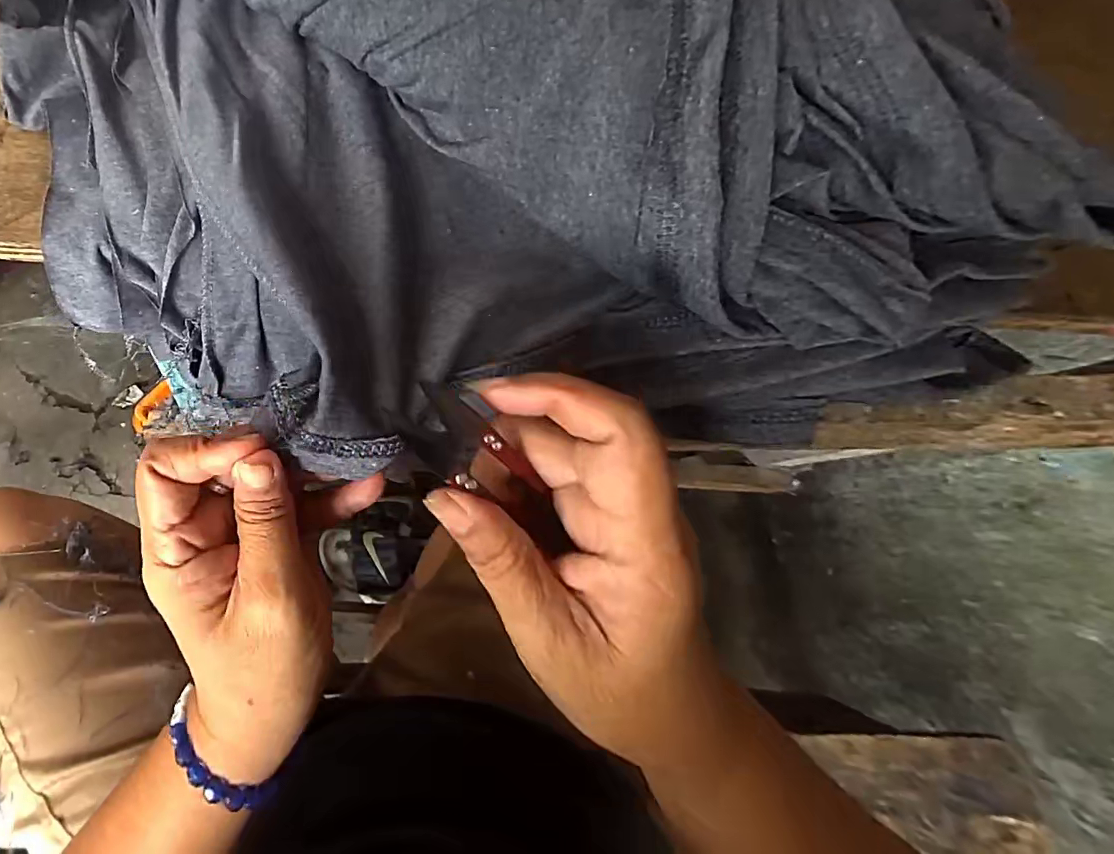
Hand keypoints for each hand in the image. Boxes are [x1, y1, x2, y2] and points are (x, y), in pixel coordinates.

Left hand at [135, 434, 383, 781]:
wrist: (276, 717)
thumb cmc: (259, 674)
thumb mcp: (266, 600)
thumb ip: (264, 524)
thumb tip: (258, 455)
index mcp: (172, 545)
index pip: (162, 470)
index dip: (201, 450)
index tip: (254, 449)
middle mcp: (198, 528)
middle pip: (215, 463)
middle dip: (259, 450)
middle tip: (304, 446)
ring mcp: (235, 530)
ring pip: (259, 475)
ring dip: (301, 467)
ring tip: (344, 457)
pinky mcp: (271, 536)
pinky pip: (294, 503)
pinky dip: (326, 495)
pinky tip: (365, 487)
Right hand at [423, 373, 732, 770]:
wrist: (671, 718)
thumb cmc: (618, 690)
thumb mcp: (546, 636)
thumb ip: (498, 561)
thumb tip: (442, 495)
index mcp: (642, 538)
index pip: (622, 435)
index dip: (560, 395)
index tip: (490, 395)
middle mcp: (637, 507)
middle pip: (575, 434)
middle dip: (506, 437)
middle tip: (457, 475)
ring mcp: (621, 506)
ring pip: (557, 447)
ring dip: (501, 458)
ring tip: (469, 498)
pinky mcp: (602, 512)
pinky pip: (550, 471)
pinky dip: (509, 477)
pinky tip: (487, 505)